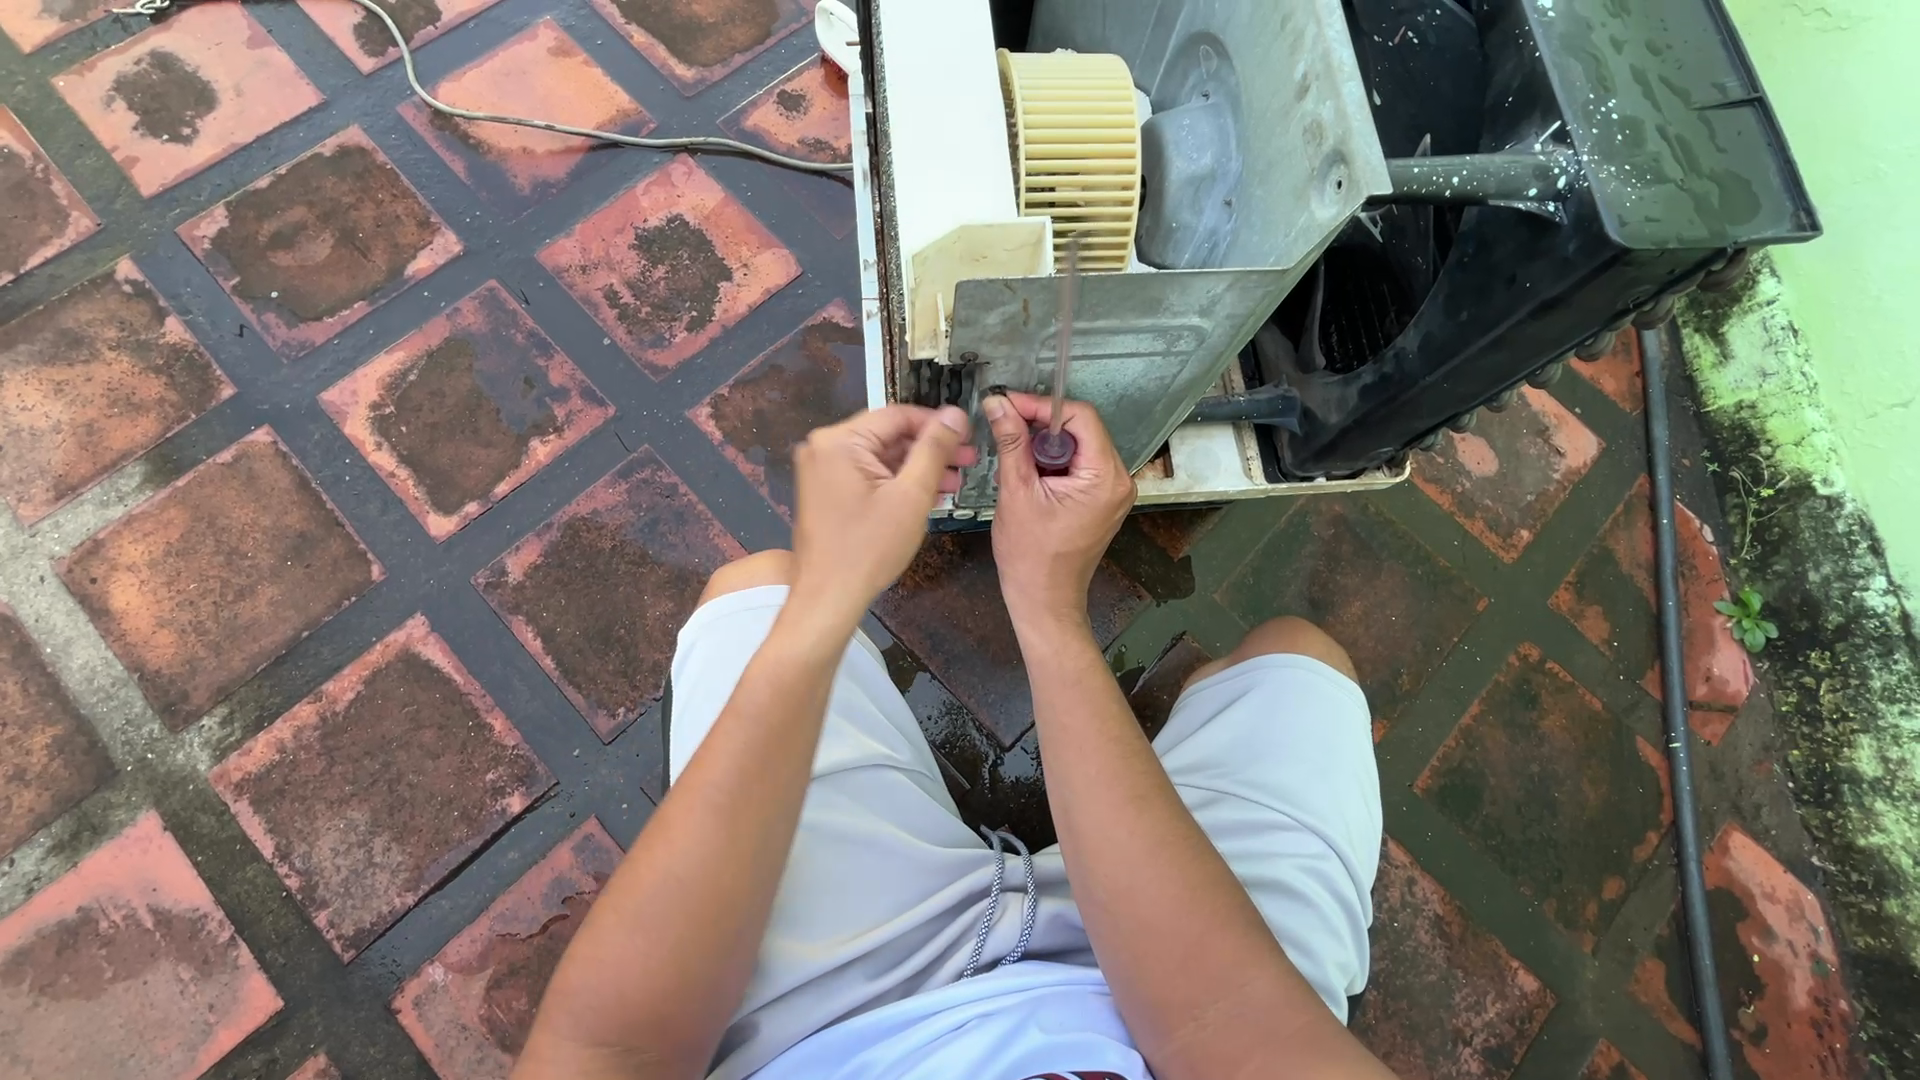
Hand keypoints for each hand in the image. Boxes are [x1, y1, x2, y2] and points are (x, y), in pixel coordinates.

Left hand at [790, 404, 974, 626]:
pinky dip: (896, 482)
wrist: (828, 597)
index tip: (969, 434)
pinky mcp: (826, 492)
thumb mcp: (911, 495)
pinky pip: (868, 475)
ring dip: (917, 468)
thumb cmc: (868, 549)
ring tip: (955, 482)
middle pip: (889, 436)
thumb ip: (935, 449)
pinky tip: (928, 495)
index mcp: (839, 441)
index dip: (938, 423)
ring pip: (881, 458)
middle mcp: (824, 448)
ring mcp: (822, 471)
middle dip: (931, 449)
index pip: (898, 415)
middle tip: (968, 460)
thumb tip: (955, 414)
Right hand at [984, 392, 1135, 633]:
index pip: (1080, 416)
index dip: (1042, 406)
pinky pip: (1078, 466)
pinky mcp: (1101, 501)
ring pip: (1077, 447)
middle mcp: (1118, 480)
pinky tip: (1027, 472)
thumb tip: (998, 403)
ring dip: (1044, 445)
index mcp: (1105, 477)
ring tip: (1012, 451)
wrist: (1043, 600)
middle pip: (1081, 429)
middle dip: (1040, 425)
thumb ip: (1011, 442)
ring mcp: (1112, 492)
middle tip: (1004, 424)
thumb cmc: (1030, 556)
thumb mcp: (1016, 492)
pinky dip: (1052, 463)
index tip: (1008, 404)